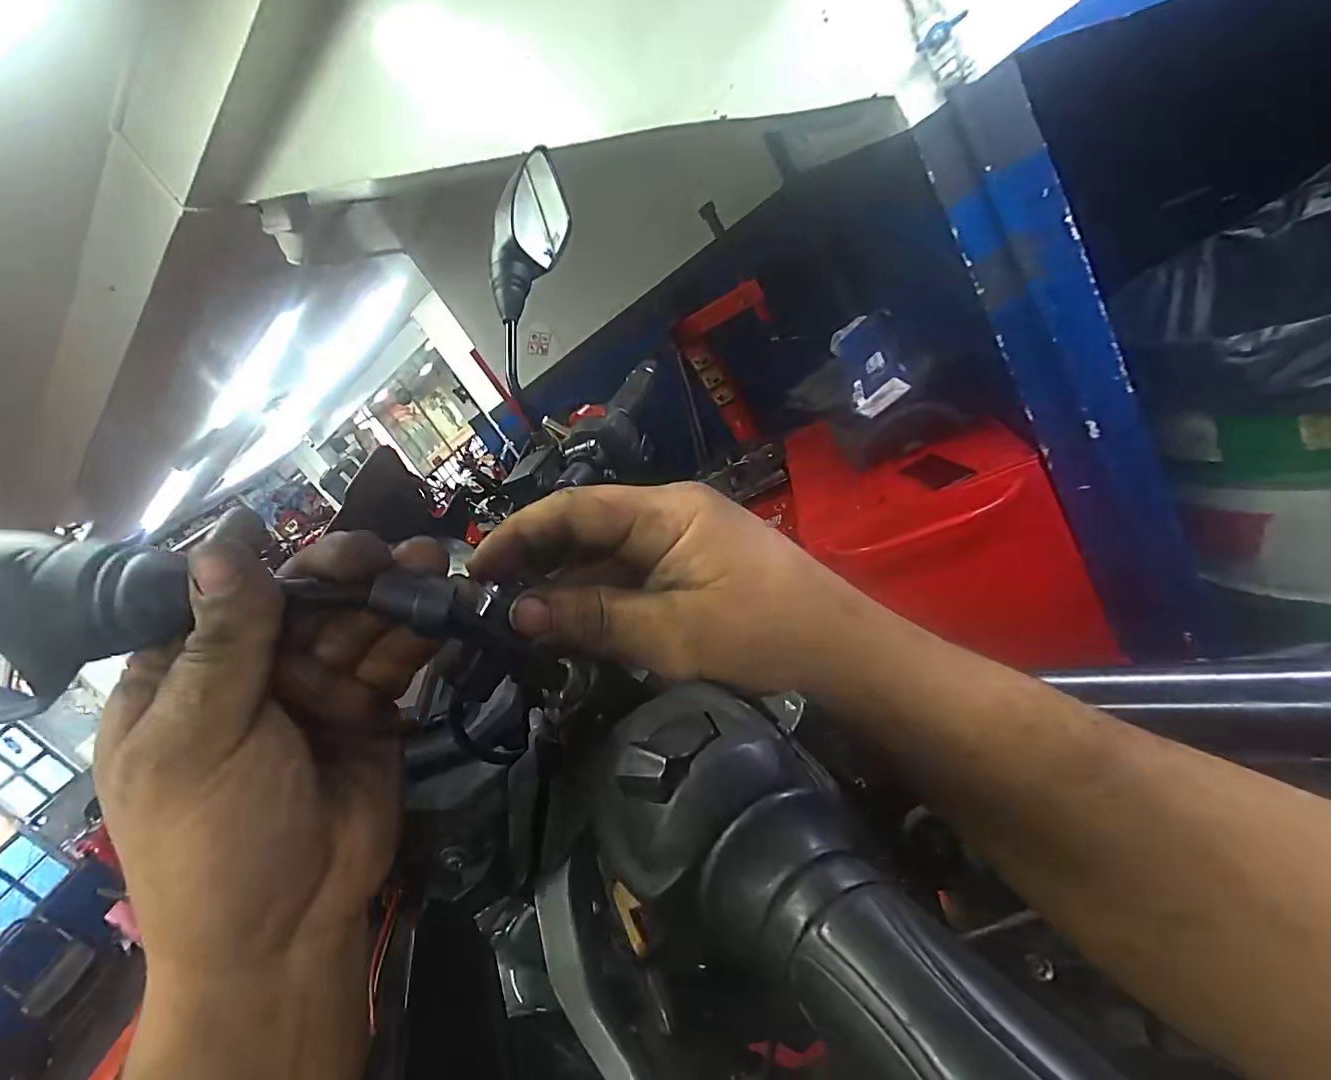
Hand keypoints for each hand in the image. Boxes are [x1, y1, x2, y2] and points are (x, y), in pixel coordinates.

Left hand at [95, 511, 443, 1077]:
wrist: (289, 927)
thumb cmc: (214, 836)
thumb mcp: (199, 740)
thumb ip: (222, 642)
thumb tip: (220, 541)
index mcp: (189, 670)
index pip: (227, 593)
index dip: (271, 563)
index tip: (312, 548)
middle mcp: (255, 668)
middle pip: (304, 599)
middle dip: (347, 574)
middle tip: (389, 555)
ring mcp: (317, 686)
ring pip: (356, 622)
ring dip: (393, 594)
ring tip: (433, 564)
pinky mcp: (370, 707)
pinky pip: (393, 657)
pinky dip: (418, 635)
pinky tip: (445, 609)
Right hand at [468, 482, 892, 695]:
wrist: (855, 666)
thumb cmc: (767, 640)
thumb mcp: (671, 634)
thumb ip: (593, 617)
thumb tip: (520, 611)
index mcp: (666, 511)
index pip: (574, 509)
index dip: (520, 535)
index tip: (475, 568)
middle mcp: (672, 517)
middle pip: (587, 531)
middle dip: (537, 563)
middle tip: (487, 603)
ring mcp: (687, 547)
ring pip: (609, 561)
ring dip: (566, 588)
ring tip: (516, 622)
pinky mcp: (698, 577)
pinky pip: (635, 583)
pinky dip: (600, 604)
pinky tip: (571, 629)